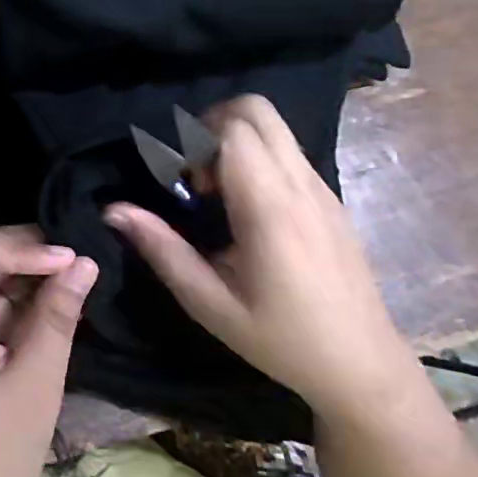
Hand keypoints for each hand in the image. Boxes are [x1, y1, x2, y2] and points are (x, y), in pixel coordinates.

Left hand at [0, 225, 97, 476]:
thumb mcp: (35, 383)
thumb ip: (57, 318)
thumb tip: (85, 261)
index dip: (25, 247)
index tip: (71, 260)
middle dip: (34, 252)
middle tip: (83, 262)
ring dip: (38, 271)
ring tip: (82, 274)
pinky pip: (5, 295)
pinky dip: (35, 293)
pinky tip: (66, 296)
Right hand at [104, 95, 414, 418]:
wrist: (363, 366)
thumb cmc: (281, 339)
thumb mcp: (210, 303)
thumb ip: (162, 249)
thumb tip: (113, 210)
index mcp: (270, 207)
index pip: (232, 130)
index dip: (195, 142)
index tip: (185, 184)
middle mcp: (300, 184)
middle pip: (256, 109)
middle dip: (213, 124)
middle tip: (196, 173)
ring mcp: (321, 187)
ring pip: (275, 126)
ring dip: (236, 139)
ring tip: (219, 193)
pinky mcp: (331, 198)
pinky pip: (288, 150)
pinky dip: (258, 155)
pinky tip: (248, 208)